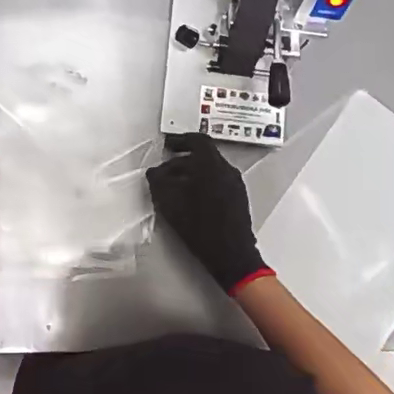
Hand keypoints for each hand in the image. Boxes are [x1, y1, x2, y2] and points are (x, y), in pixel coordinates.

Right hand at [146, 133, 267, 292]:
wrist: (231, 253)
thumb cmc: (198, 226)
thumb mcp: (169, 203)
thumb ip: (159, 181)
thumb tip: (155, 172)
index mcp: (211, 165)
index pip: (197, 140)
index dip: (180, 140)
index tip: (167, 146)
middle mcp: (227, 170)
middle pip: (203, 156)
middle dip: (182, 162)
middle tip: (165, 173)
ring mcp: (236, 185)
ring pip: (211, 170)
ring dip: (192, 174)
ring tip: (175, 189)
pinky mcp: (238, 199)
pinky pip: (218, 182)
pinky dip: (203, 184)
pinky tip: (191, 201)